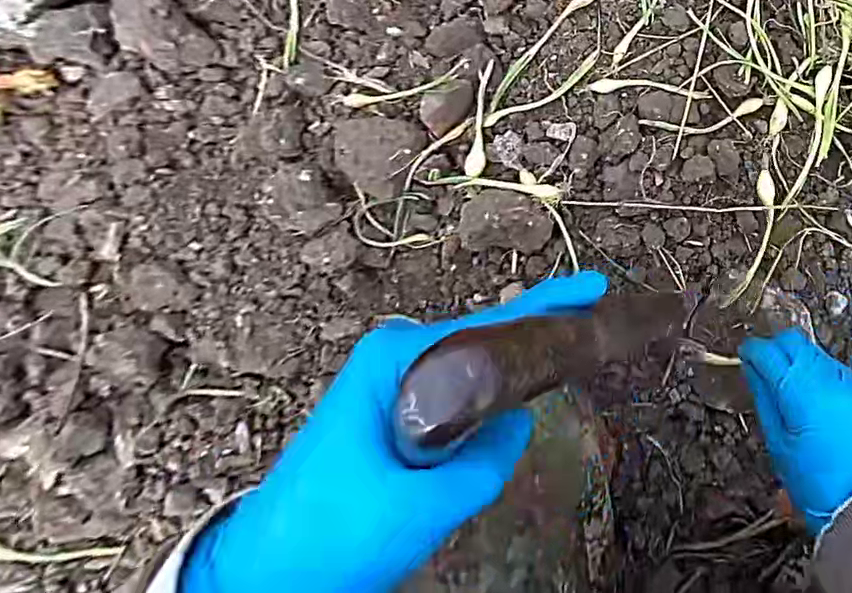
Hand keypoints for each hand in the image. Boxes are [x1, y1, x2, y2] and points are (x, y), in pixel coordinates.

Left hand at [183, 271, 609, 592]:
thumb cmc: (333, 537)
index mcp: (397, 357)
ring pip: (474, 358)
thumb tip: (519, 423)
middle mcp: (396, 352)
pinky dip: (494, 382)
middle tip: (591, 322)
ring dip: (519, 356)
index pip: (492, 321)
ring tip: (568, 349)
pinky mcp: (391, 403)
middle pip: (488, 331)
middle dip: (540, 326)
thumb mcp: (425, 504)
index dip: (550, 302)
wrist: (257, 582)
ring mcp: (391, 376)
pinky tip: (522, 385)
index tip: (594, 288)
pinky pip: (457, 382)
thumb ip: (490, 458)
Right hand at [740, 328, 851, 534]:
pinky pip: (836, 369)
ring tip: (789, 389)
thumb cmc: (818, 484)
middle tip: (764, 365)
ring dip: (799, 361)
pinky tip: (814, 399)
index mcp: (803, 394)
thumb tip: (753, 370)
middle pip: (796, 342)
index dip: (755, 350)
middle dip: (776, 348)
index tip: (747, 352)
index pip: (772, 353)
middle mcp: (829, 379)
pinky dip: (820, 375)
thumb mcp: (779, 444)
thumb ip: (765, 399)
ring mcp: (850, 382)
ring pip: (816, 352)